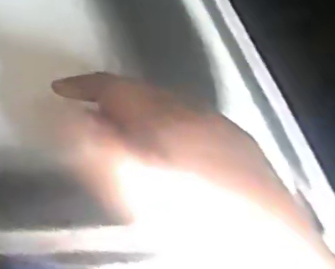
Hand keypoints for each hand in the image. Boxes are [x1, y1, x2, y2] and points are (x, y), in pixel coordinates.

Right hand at [53, 73, 334, 267]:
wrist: (276, 258)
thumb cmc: (196, 220)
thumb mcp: (132, 185)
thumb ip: (94, 146)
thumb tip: (63, 114)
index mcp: (162, 112)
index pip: (109, 83)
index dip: (79, 84)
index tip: (58, 90)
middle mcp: (192, 109)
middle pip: (139, 92)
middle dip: (111, 101)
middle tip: (90, 118)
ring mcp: (223, 128)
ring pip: (170, 108)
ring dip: (143, 116)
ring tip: (129, 139)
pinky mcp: (247, 150)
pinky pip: (196, 125)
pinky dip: (173, 130)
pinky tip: (175, 158)